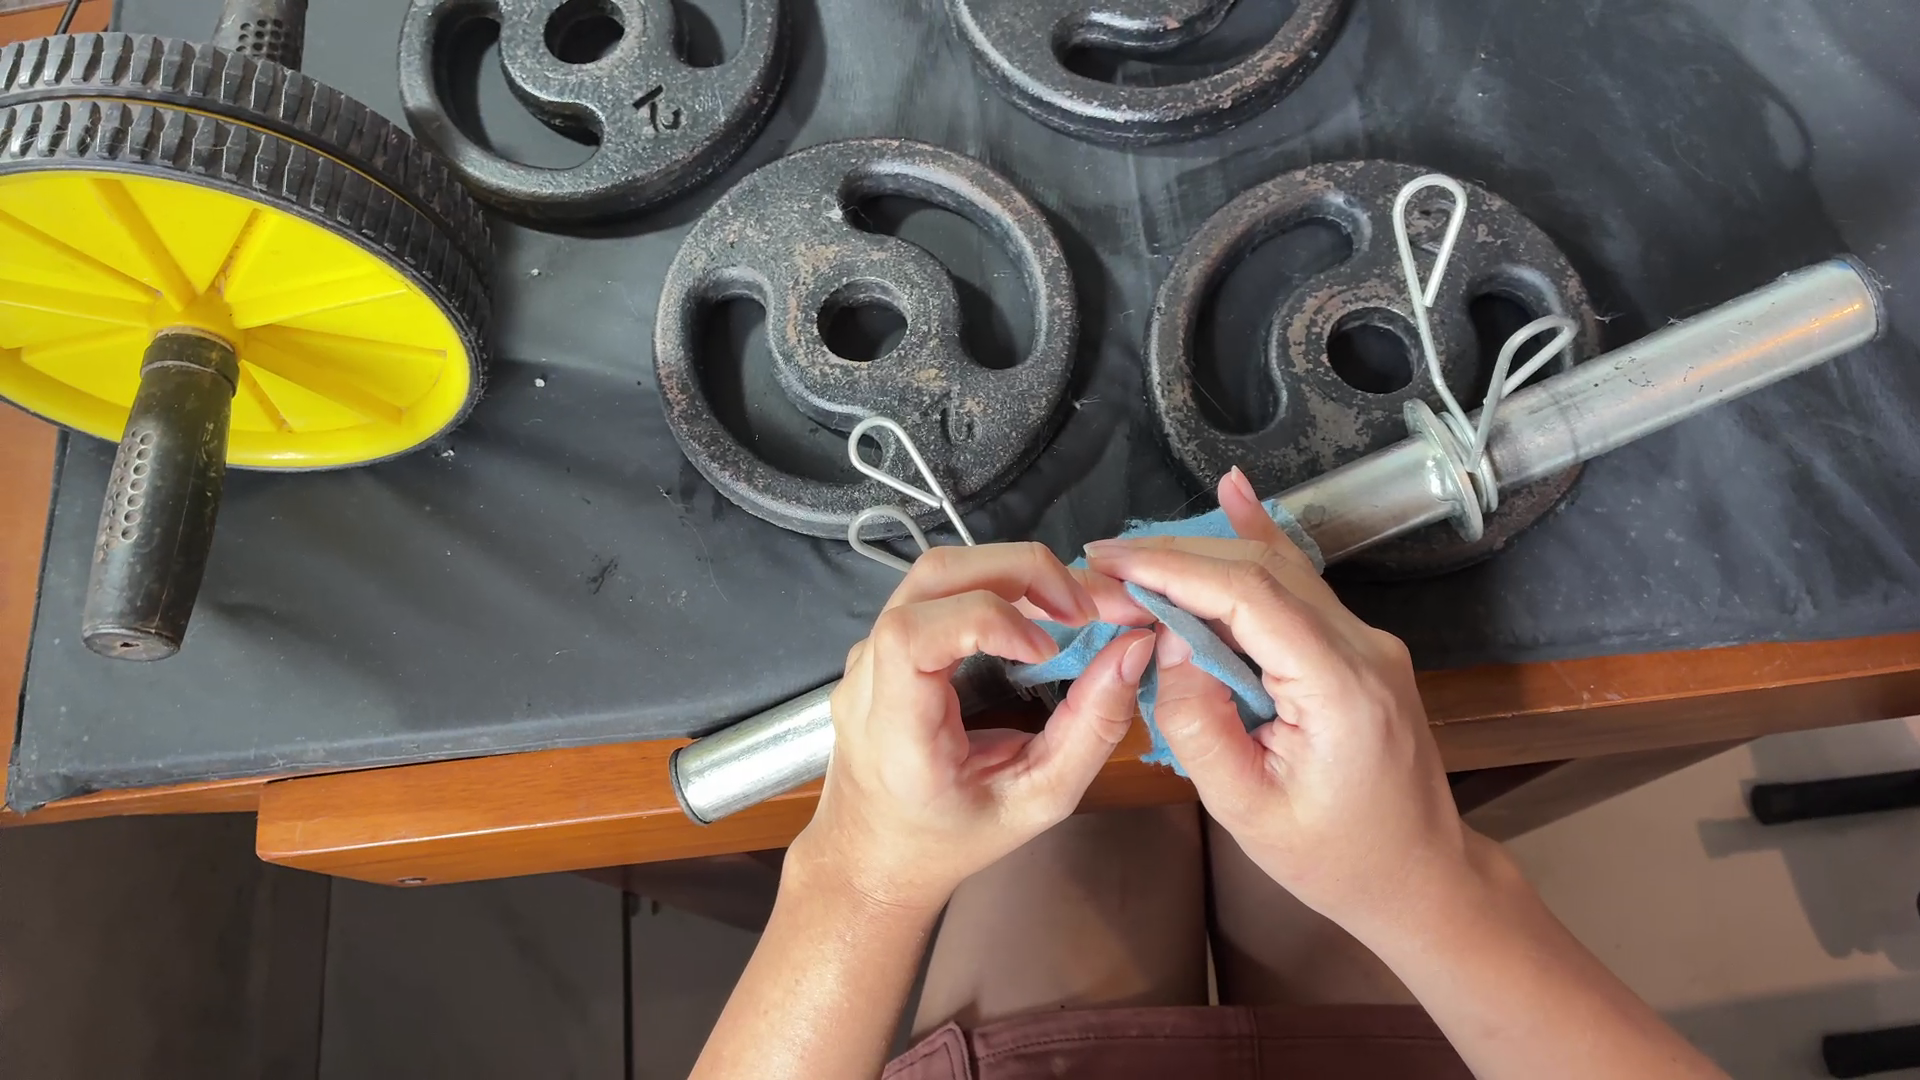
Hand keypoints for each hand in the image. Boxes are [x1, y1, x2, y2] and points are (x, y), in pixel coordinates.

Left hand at [793, 543, 1155, 914]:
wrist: (874, 851)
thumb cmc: (951, 839)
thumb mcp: (1036, 801)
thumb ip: (1091, 730)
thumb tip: (1135, 648)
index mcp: (893, 726)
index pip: (912, 635)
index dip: (987, 619)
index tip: (1048, 651)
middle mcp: (867, 674)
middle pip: (935, 576)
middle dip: (1022, 571)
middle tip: (1090, 606)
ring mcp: (868, 650)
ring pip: (938, 572)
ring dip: (1014, 572)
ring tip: (1072, 605)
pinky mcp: (883, 641)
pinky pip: (939, 591)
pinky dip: (998, 586)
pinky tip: (1037, 615)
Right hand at [1084, 470, 1472, 934]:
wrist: (1419, 876)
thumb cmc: (1327, 856)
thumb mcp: (1244, 806)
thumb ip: (1197, 720)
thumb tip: (1167, 637)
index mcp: (1339, 688)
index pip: (1248, 596)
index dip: (1173, 569)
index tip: (1109, 562)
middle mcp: (1362, 645)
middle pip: (1259, 568)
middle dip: (1173, 557)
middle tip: (1102, 562)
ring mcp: (1364, 637)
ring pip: (1275, 566)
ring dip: (1198, 553)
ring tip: (1131, 555)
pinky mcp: (1354, 642)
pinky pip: (1296, 580)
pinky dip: (1257, 536)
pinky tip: (1235, 493)